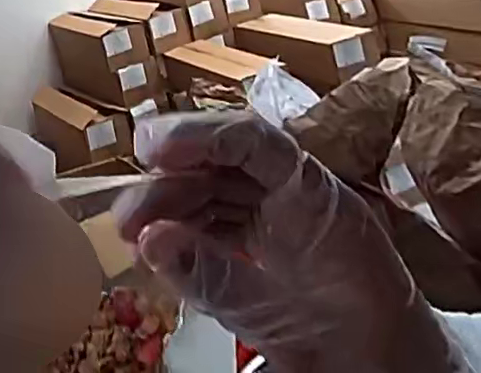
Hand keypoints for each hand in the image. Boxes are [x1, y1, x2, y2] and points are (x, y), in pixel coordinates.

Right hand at [113, 112, 455, 372]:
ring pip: (218, 186)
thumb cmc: (356, 346)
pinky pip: (223, 215)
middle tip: (124, 213)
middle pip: (225, 161)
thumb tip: (149, 239)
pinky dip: (189, 225)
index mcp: (315, 193)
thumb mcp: (276, 317)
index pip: (253, 140)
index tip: (148, 148)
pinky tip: (160, 240)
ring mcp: (284, 209)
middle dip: (171, 180)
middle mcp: (297, 188)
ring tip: (129, 231)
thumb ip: (212, 277)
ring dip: (173, 203)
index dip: (198, 134)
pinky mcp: (271, 234)